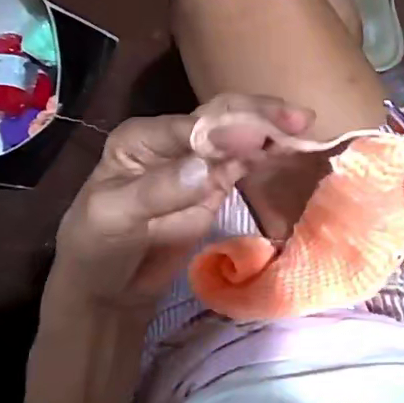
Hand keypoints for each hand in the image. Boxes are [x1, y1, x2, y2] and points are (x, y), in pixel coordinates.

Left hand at [47, 94, 311, 319]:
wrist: (108, 287)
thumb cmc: (96, 246)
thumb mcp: (114, 217)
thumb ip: (158, 191)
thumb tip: (207, 169)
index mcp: (141, 138)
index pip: (189, 127)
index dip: (225, 130)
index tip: (258, 139)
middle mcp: (172, 140)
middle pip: (220, 118)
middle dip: (258, 115)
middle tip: (300, 120)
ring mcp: (198, 162)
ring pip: (239, 136)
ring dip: (271, 132)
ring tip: (307, 132)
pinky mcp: (215, 186)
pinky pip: (246, 163)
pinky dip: (270, 156)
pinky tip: (295, 152)